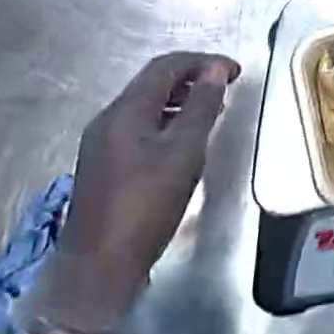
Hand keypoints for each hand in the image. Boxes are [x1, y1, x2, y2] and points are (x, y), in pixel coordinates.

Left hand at [12, 52, 237, 333]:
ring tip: (211, 110)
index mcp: (125, 111)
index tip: (236, 71)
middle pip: (153, 81)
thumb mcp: (185, 152)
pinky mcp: (102, 164)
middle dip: (192, 77)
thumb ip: (202, 106)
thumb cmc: (146, 206)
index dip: (204, 61)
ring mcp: (101, 142)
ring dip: (180, 98)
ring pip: (146, 103)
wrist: (97, 272)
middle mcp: (108, 119)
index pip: (167, 66)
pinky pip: (138, 124)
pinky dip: (166, 118)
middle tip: (225, 86)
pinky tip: (183, 138)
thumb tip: (215, 71)